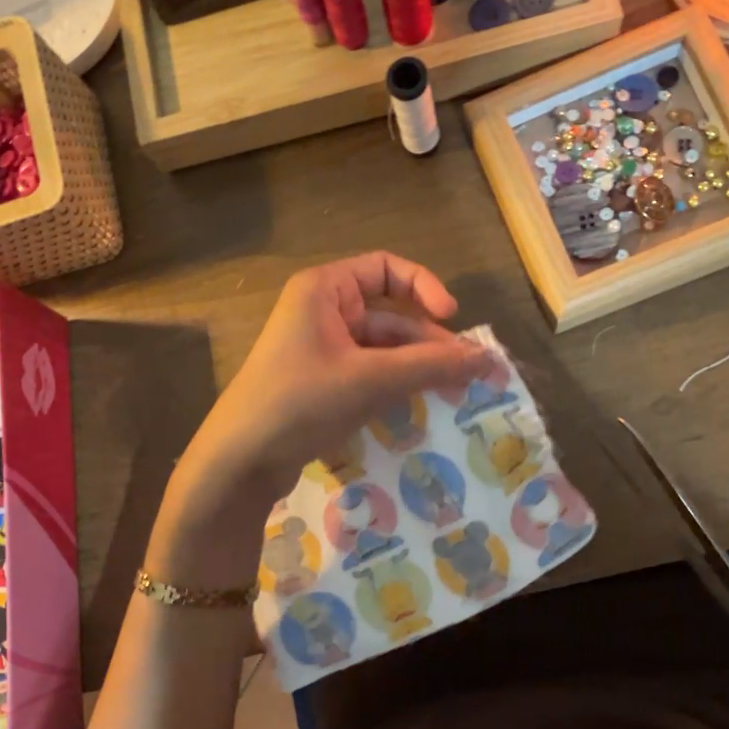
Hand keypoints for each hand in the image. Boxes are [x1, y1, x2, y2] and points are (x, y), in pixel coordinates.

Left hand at [148, 253, 488, 586]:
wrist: (240, 460)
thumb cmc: (301, 403)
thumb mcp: (370, 380)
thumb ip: (431, 367)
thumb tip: (488, 359)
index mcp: (324, 290)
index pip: (385, 268)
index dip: (424, 287)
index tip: (452, 319)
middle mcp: (321, 312)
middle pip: (389, 315)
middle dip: (428, 342)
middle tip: (469, 373)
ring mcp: (319, 350)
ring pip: (382, 349)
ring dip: (416, 368)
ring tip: (454, 393)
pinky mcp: (320, 385)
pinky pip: (367, 374)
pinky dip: (394, 385)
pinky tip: (420, 406)